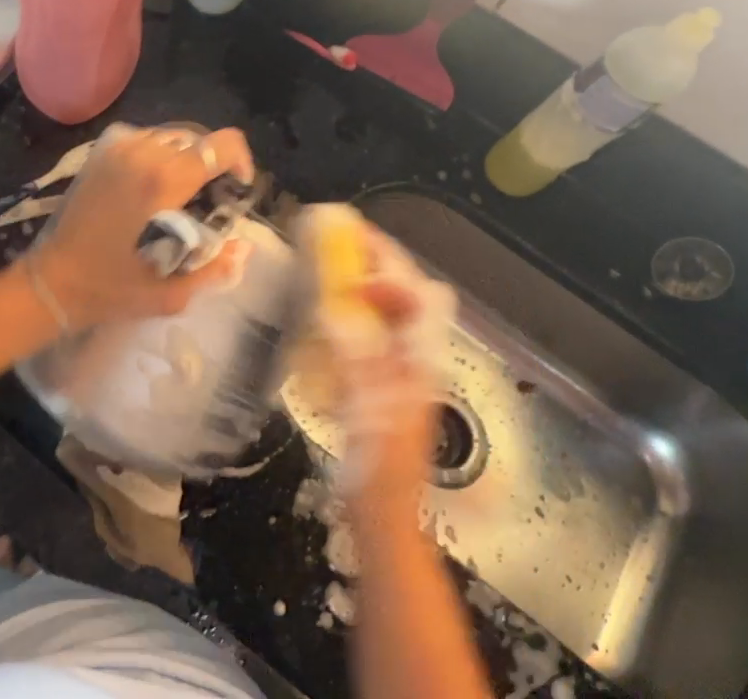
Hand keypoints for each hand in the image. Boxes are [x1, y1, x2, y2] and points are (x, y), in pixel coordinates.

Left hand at [24, 124, 254, 329]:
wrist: (54, 281)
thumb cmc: (112, 288)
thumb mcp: (172, 291)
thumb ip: (216, 267)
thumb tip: (243, 247)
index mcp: (165, 180)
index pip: (222, 145)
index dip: (240, 162)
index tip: (236, 191)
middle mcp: (143, 154)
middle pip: (199, 138)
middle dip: (213, 164)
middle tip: (209, 200)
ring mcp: (118, 150)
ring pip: (171, 136)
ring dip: (186, 159)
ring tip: (182, 194)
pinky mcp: (100, 154)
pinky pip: (144, 140)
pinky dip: (159, 155)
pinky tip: (153, 187)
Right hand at [335, 231, 458, 529]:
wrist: (383, 513)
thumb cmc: (378, 466)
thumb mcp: (367, 411)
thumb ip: (357, 357)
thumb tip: (339, 305)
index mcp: (421, 358)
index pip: (420, 293)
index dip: (388, 264)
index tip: (348, 244)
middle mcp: (417, 355)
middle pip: (408, 292)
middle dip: (375, 259)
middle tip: (335, 235)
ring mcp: (401, 368)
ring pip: (391, 309)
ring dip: (365, 280)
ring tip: (329, 260)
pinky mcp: (382, 381)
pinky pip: (372, 330)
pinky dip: (353, 310)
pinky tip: (326, 312)